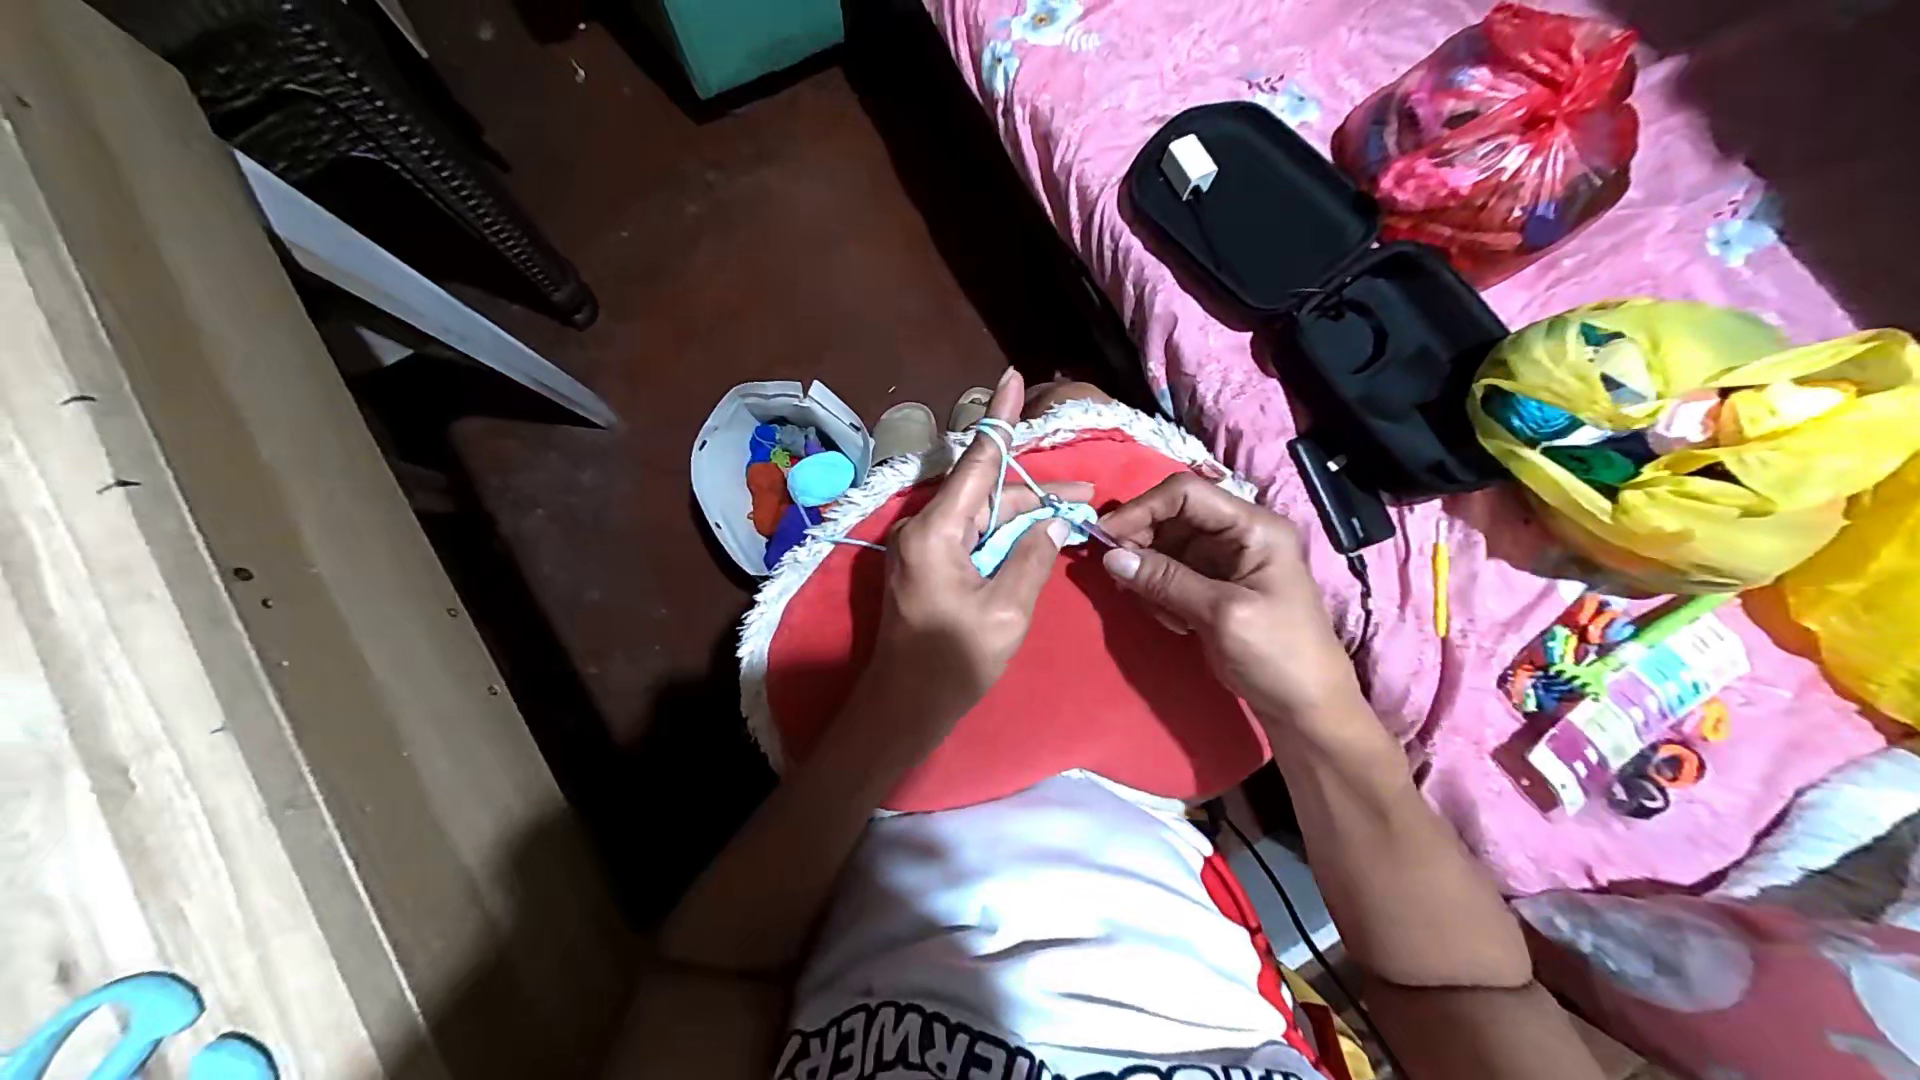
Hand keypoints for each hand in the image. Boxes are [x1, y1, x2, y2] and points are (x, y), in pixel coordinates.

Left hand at [860, 369, 1090, 729]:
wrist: (905, 705)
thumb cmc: (954, 662)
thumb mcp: (1008, 611)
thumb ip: (1031, 557)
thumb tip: (1051, 522)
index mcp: (937, 531)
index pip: (975, 462)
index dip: (998, 420)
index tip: (1011, 378)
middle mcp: (923, 528)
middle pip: (986, 492)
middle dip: (1034, 491)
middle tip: (1084, 498)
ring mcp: (922, 546)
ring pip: (981, 515)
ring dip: (1022, 516)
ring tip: (1071, 516)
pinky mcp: (928, 564)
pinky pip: (971, 535)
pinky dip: (1003, 535)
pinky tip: (1034, 537)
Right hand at [1096, 473, 1359, 721]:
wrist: (1305, 707)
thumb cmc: (1278, 654)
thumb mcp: (1221, 614)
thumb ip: (1166, 580)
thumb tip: (1110, 557)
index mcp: (1253, 527)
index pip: (1186, 493)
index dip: (1142, 508)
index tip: (1105, 536)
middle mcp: (1236, 534)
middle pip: (1171, 517)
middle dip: (1141, 543)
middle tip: (1121, 578)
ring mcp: (1223, 560)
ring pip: (1164, 547)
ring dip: (1149, 575)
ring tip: (1160, 612)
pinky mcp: (1210, 585)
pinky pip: (1168, 574)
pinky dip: (1158, 593)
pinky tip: (1175, 622)